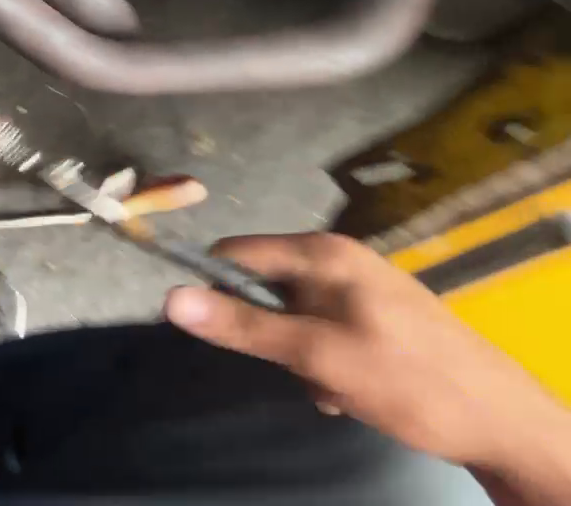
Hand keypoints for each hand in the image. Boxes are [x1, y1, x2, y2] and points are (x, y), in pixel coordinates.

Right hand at [164, 232, 567, 471]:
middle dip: (269, 329)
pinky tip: (351, 386)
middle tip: (297, 366)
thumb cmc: (412, 383)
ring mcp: (365, 285)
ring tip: (330, 383)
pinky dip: (325, 354)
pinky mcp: (384, 313)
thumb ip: (241, 325)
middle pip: (263, 283)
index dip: (217, 289)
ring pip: (293, 310)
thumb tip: (167, 298)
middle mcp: (340, 257)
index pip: (232, 253)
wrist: (519, 435)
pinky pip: (325, 323)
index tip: (228, 331)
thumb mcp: (317, 356)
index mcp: (322, 252)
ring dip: (297, 349)